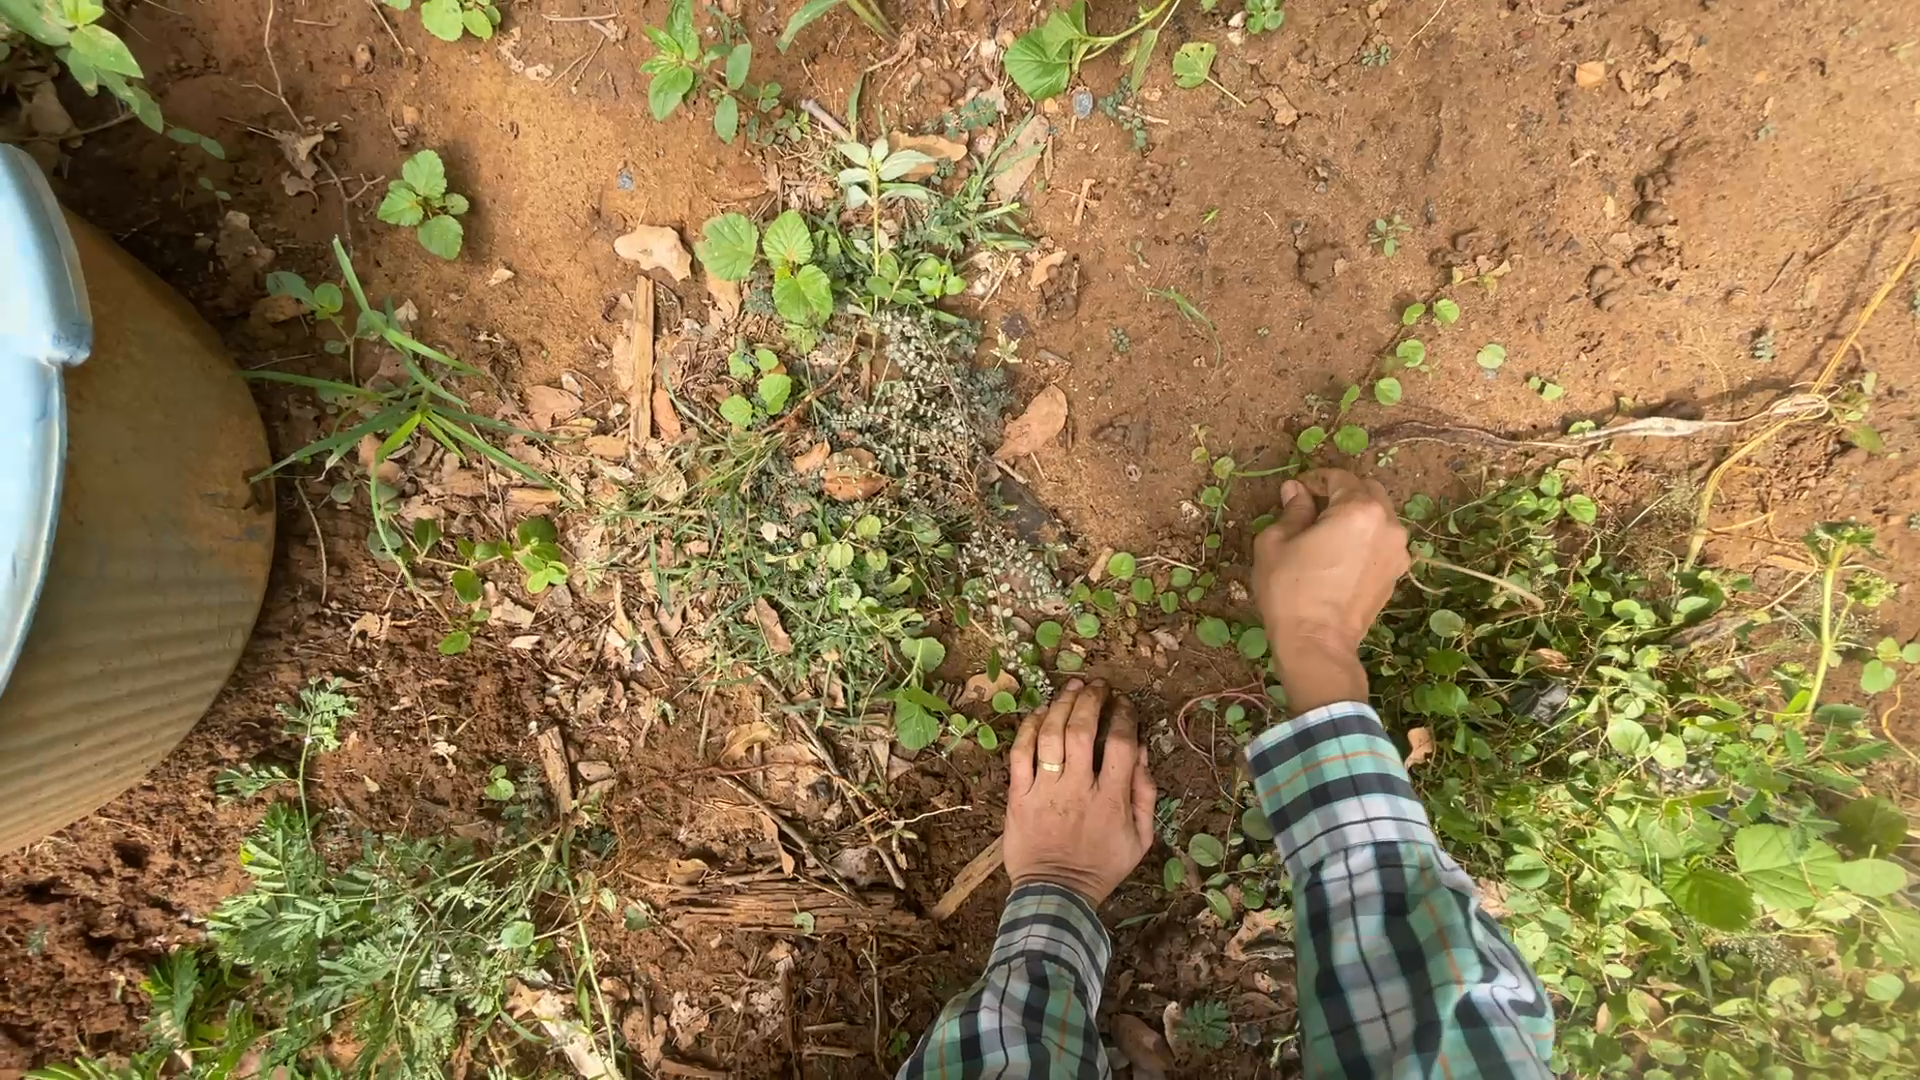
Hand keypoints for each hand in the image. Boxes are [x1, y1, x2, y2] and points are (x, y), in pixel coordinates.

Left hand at [1003, 679, 1155, 906]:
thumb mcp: (1140, 839)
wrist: (1055, 895)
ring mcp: (1044, 791)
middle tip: (1097, 685)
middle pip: (1081, 731)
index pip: (1119, 744)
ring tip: (1072, 687)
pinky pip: (1020, 754)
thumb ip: (1145, 795)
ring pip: (1050, 736)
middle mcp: (1077, 789)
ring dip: (1061, 705)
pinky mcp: (1018, 796)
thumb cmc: (1101, 866)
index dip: (1123, 716)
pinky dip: (1029, 729)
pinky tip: (1040, 712)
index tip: (1123, 703)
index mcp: (1110, 800)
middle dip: (1091, 700)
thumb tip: (1142, 752)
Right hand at [1252, 469, 1411, 713]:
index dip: (1313, 479)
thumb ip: (1292, 510)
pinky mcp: (1396, 573)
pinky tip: (1338, 556)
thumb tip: (1296, 490)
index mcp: (1359, 509)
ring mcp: (1398, 550)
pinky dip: (1362, 538)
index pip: (1339, 478)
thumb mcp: (1275, 543)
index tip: (1294, 490)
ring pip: (1378, 517)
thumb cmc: (1289, 589)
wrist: (1317, 641)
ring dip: (1353, 516)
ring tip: (1324, 533)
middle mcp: (1388, 524)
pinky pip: (1381, 542)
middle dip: (1339, 493)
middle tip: (1309, 507)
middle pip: (1367, 491)